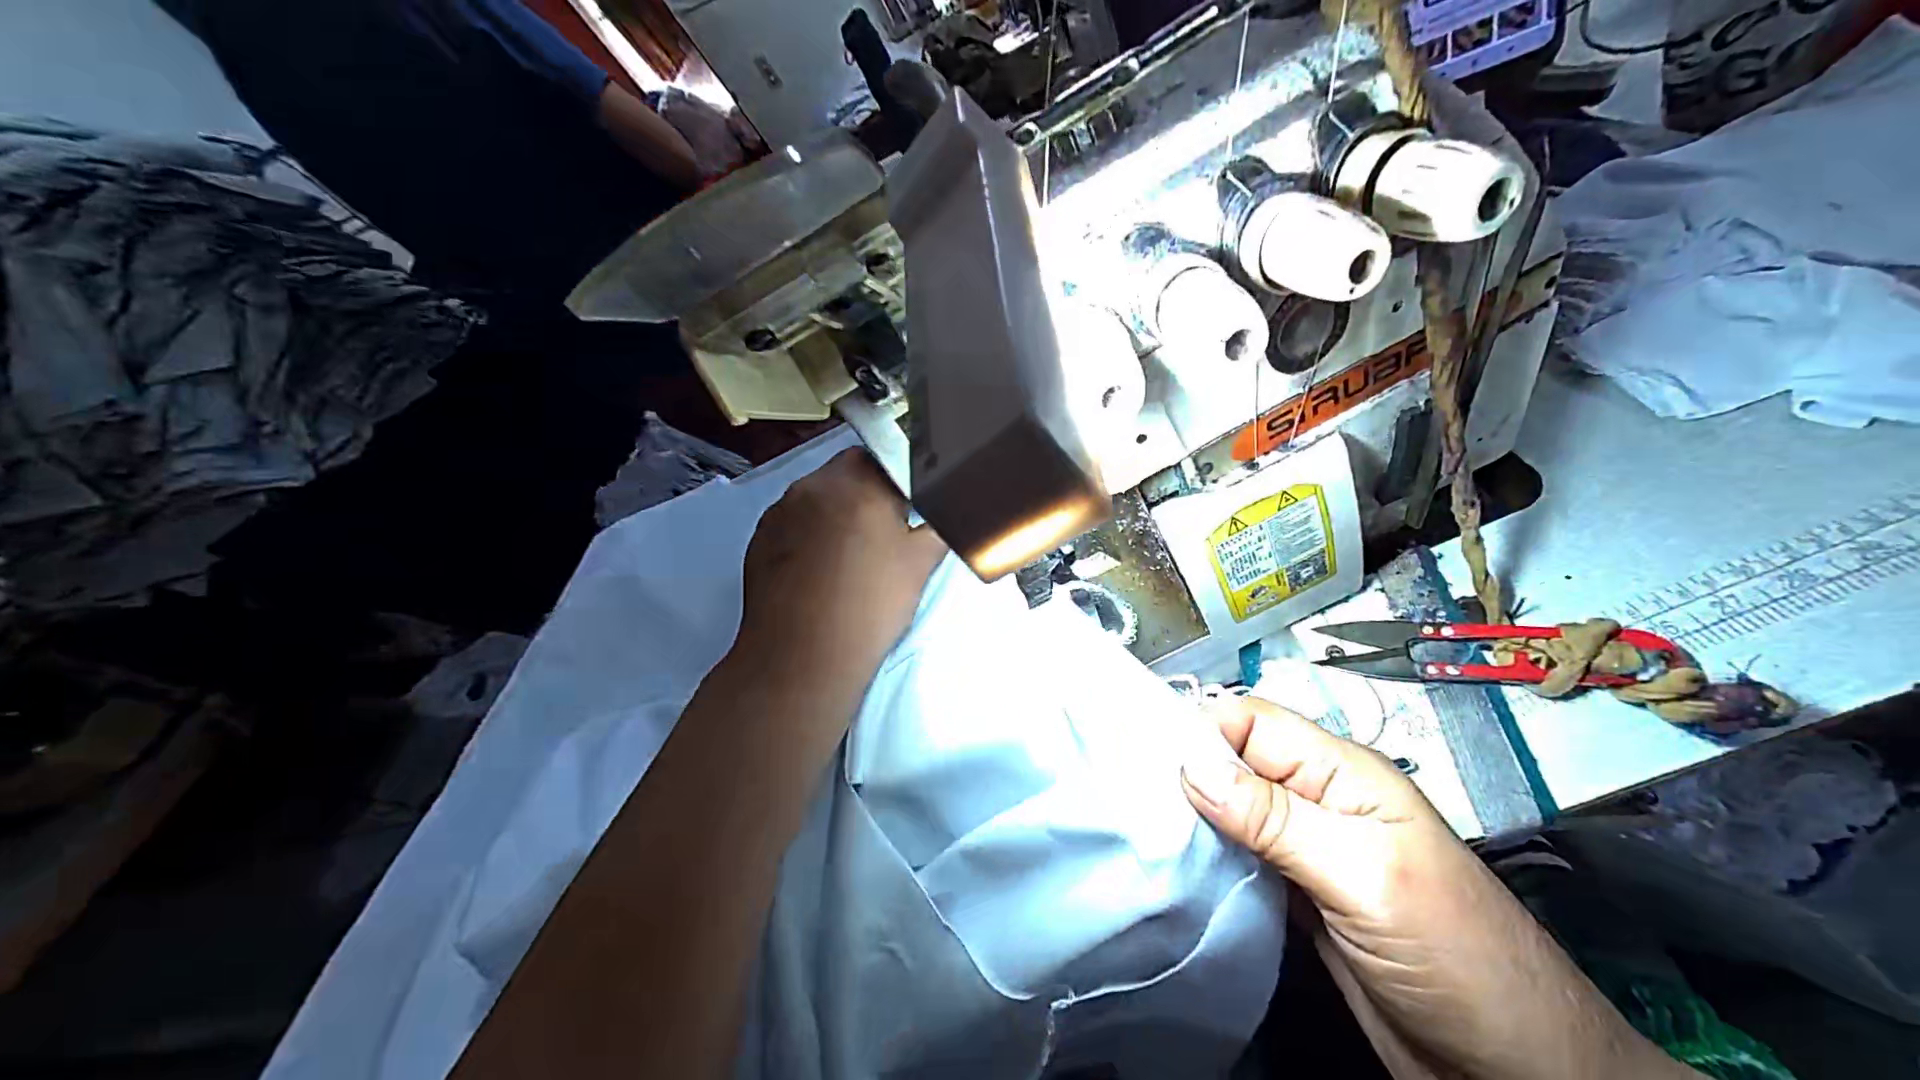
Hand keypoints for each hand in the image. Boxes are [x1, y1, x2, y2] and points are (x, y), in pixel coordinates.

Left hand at [734, 448, 947, 680]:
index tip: (909, 509)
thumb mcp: (920, 564)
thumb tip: (944, 509)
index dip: (902, 479)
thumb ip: (937, 525)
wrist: (802, 657)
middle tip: (884, 534)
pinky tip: (819, 570)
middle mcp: (812, 486)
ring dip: (835, 512)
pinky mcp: (759, 538)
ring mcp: (779, 511)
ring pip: (817, 497)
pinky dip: (808, 533)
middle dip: (867, 493)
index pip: (885, 456)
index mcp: (857, 483)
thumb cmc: (870, 606)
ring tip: (849, 557)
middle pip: (847, 473)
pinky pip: (792, 522)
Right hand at [1181, 697, 1685, 1079]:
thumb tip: (1189, 765)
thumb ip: (1276, 817)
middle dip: (1185, 771)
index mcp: (1340, 773)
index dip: (1201, 730)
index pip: (1251, 721)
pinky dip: (1205, 857)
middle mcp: (1315, 800)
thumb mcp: (1366, 876)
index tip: (1146, 760)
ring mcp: (1302, 849)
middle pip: (1232, 761)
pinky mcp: (1291, 893)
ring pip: (1228, 809)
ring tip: (1140, 828)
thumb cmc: (1459, 957)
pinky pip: (1235, 857)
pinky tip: (1174, 866)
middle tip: (1130, 796)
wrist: (1515, 1072)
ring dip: (1190, 816)